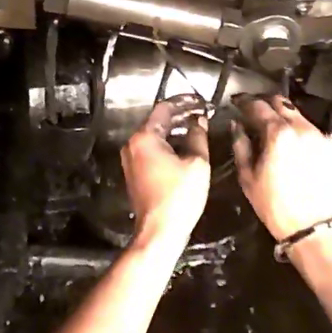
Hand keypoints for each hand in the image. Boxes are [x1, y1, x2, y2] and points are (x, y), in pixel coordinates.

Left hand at [121, 96, 210, 252]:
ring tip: (196, 128)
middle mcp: (132, 144)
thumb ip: (198, 136)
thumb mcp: (197, 163)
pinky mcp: (134, 173)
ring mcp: (130, 159)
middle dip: (180, 116)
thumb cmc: (179, 196)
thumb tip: (199, 120)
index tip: (200, 101)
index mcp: (145, 137)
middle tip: (201, 113)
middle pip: (157, 121)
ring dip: (174, 131)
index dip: (184, 102)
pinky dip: (167, 145)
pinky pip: (151, 150)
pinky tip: (184, 147)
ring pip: (154, 136)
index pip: (164, 108)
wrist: (159, 231)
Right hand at [231, 95, 331, 240]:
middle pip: (282, 102)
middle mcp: (302, 129)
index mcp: (278, 133)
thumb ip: (241, 146)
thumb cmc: (277, 208)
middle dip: (265, 103)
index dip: (244, 101)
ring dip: (283, 117)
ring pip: (299, 116)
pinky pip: (312, 132)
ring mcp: (321, 138)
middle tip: (254, 110)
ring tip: (272, 130)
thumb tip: (237, 126)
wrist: (318, 230)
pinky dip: (299, 133)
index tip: (237, 103)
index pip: (258, 105)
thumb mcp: (248, 179)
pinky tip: (293, 147)